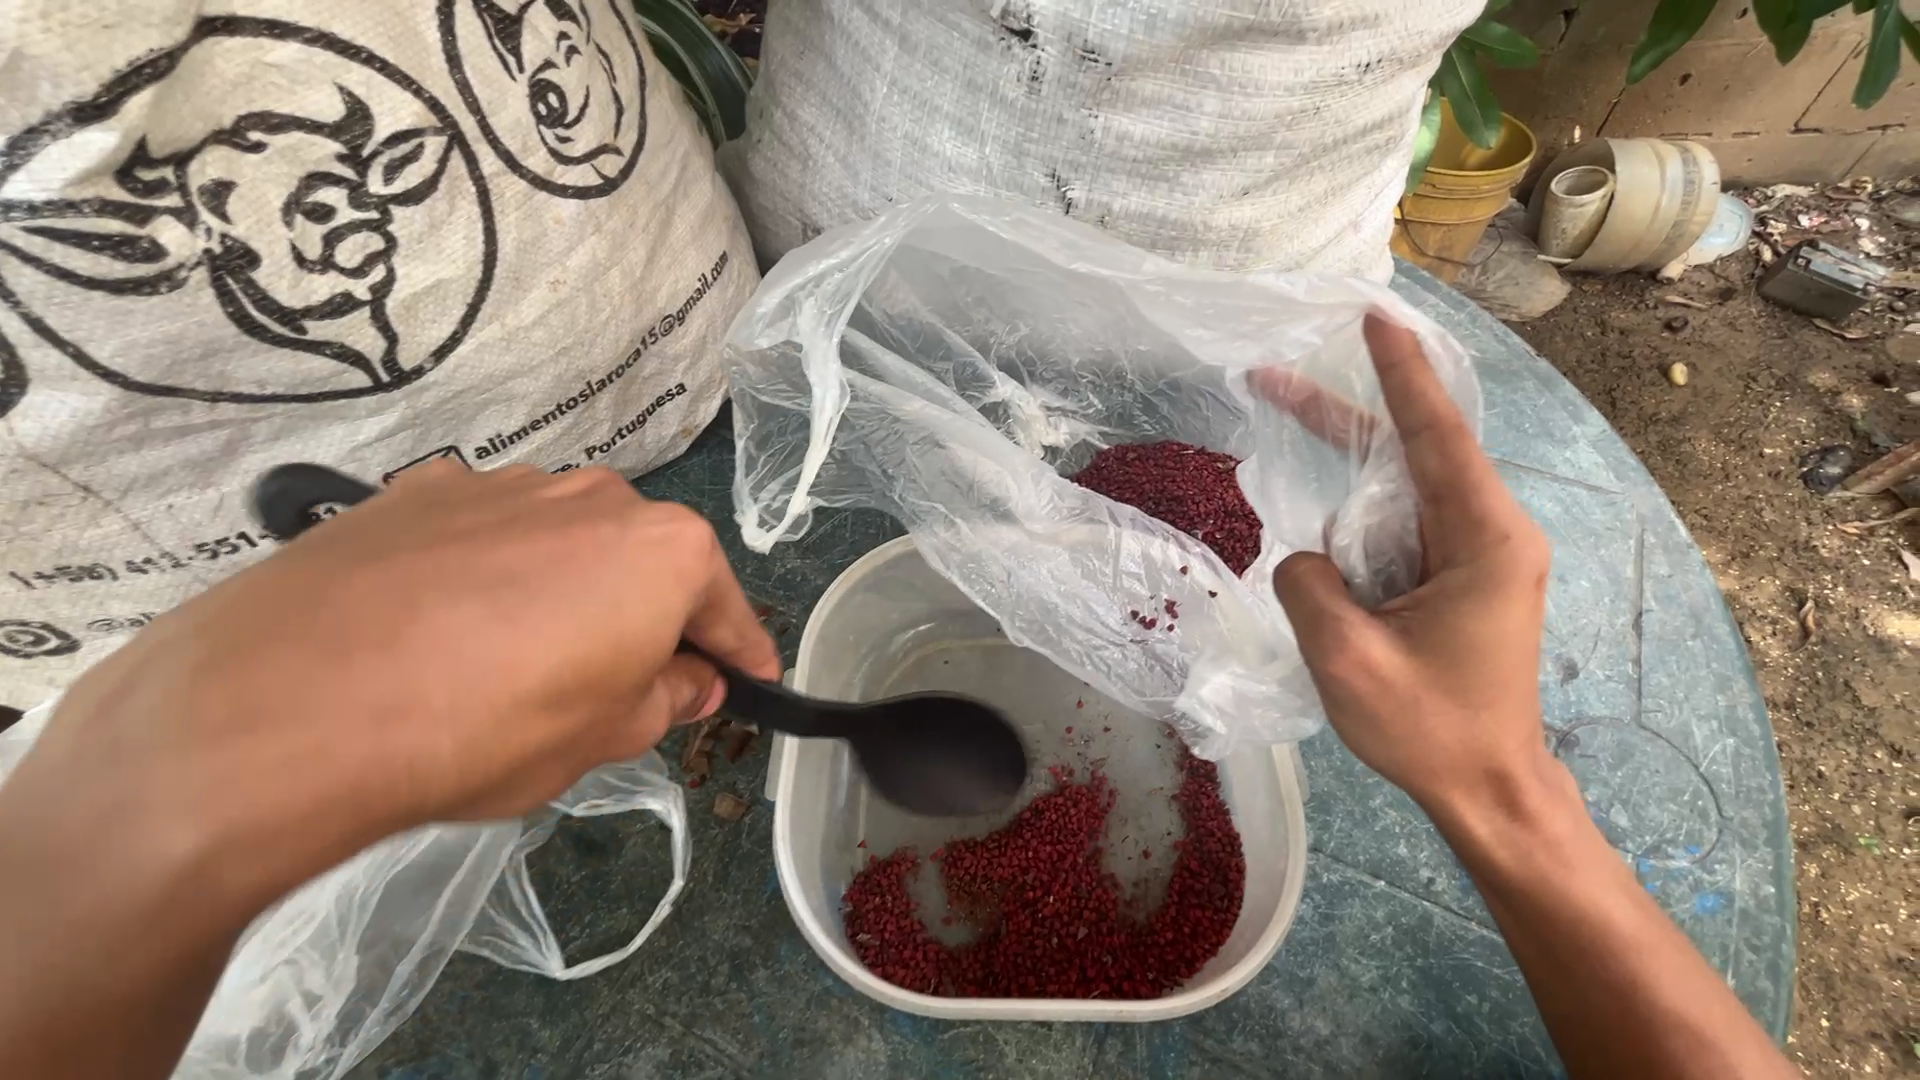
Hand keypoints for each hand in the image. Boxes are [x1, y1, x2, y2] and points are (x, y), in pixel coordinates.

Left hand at [10, 461, 779, 904]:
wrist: (278, 709)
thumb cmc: (489, 729)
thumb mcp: (607, 736)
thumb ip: (670, 697)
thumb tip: (691, 678)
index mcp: (665, 550)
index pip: (728, 610)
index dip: (743, 655)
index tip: (751, 683)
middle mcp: (600, 497)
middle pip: (650, 566)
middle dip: (652, 621)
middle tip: (626, 683)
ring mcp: (507, 483)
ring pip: (571, 545)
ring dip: (574, 592)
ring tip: (523, 657)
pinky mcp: (422, 490)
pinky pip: (493, 534)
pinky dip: (498, 572)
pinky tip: (452, 622)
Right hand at [1272, 315, 1553, 818]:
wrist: (1488, 787)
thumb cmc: (1428, 727)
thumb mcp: (1345, 658)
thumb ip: (1307, 583)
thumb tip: (1307, 556)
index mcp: (1484, 539)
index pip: (1436, 434)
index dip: (1400, 372)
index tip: (1373, 317)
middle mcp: (1490, 532)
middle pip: (1412, 449)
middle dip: (1341, 413)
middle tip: (1270, 381)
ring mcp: (1477, 554)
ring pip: (1402, 488)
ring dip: (1346, 474)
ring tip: (1300, 492)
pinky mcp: (1458, 576)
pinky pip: (1400, 525)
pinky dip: (1357, 516)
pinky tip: (1328, 540)